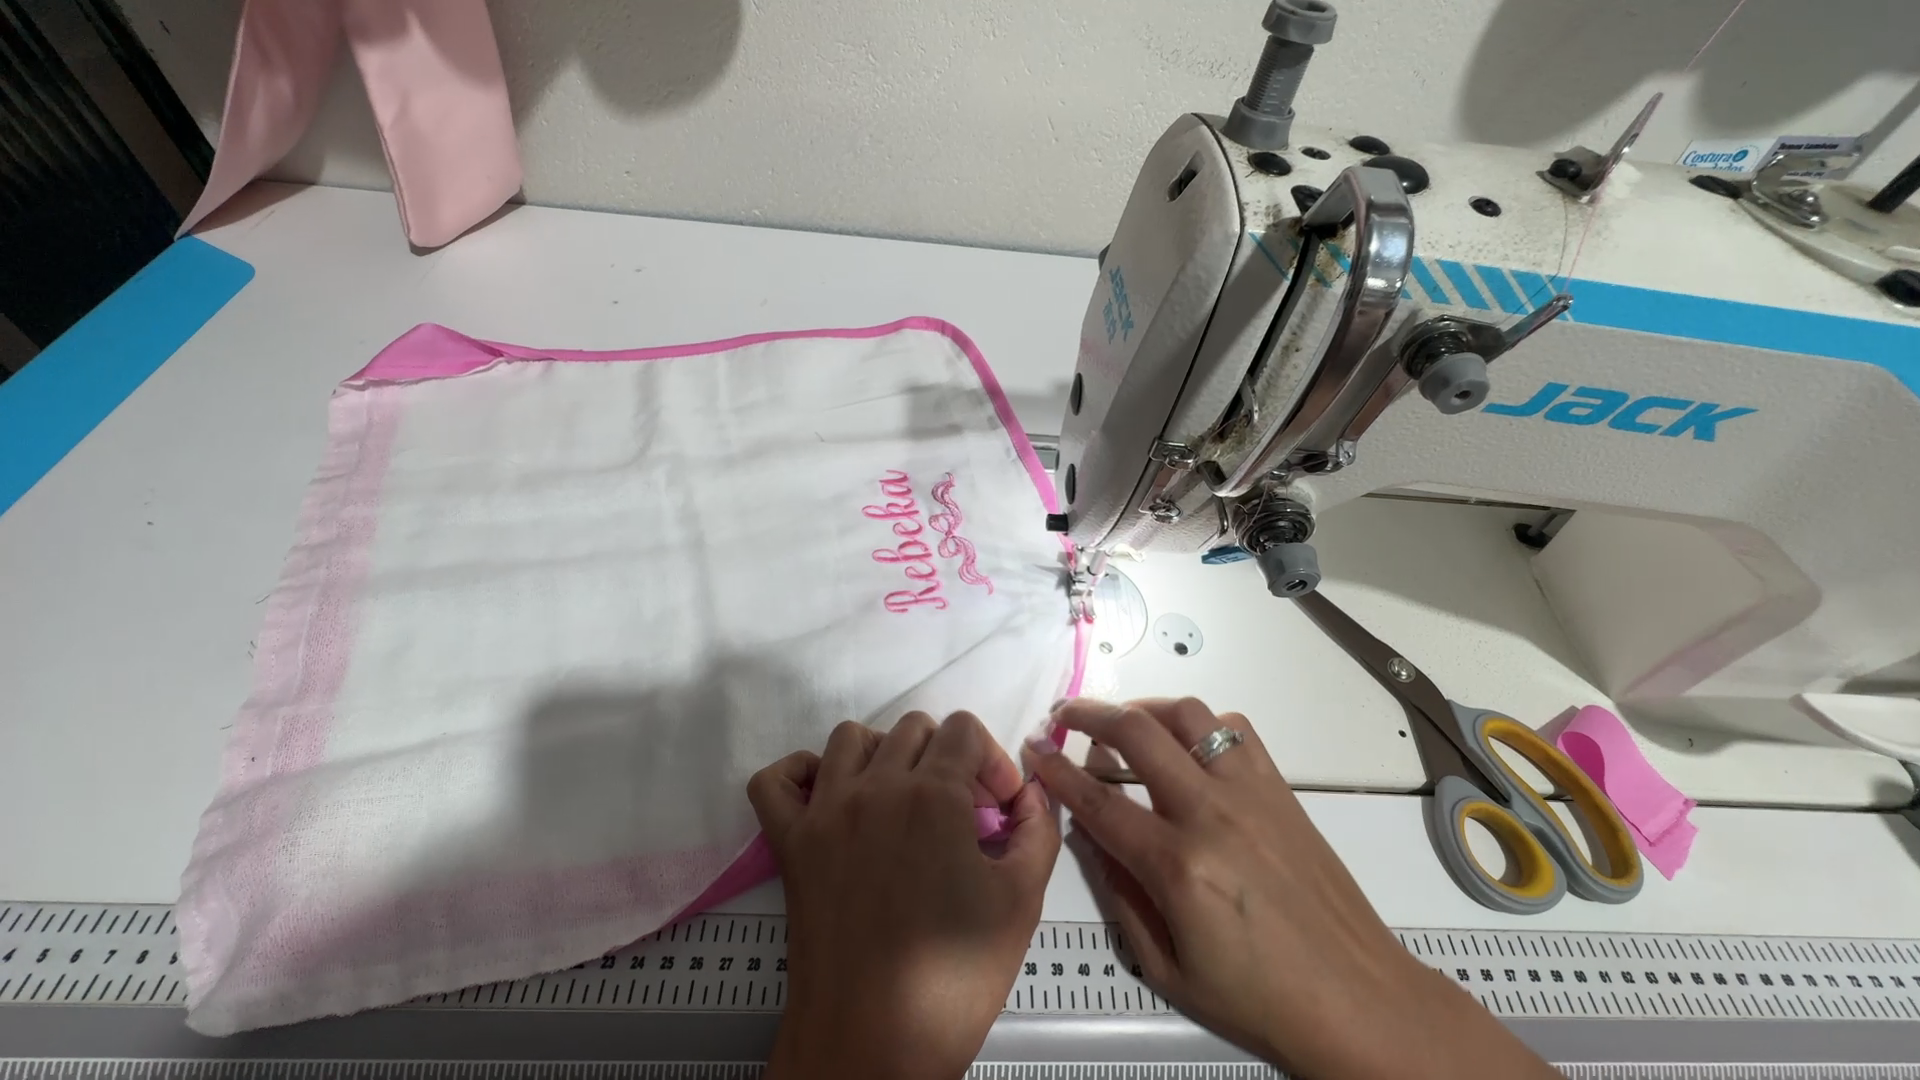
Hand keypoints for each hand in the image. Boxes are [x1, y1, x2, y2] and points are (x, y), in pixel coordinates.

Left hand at [749, 711, 1060, 1079]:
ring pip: (850, 738)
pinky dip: (801, 773)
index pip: (965, 730)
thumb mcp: (1021, 900)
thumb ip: (1037, 829)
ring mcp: (824, 810)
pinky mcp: (788, 842)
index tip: (999, 809)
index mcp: (933, 794)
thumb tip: (1028, 795)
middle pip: (914, 728)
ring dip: (884, 756)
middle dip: (947, 758)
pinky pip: (776, 779)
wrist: (874, 1042)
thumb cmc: (954, 976)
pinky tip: (832, 798)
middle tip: (960, 813)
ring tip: (902, 803)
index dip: (992, 762)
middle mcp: (875, 786)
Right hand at [1025, 698, 1556, 1079]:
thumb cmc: (1256, 998)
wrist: (1358, 999)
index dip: (1056, 770)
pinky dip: (1200, 723)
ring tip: (1125, 723)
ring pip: (1189, 715)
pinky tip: (1186, 745)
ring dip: (1145, 708)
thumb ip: (1119, 893)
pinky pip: (1235, 730)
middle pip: (1138, 733)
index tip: (1034, 749)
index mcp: (1177, 867)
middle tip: (1066, 714)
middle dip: (1089, 713)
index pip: (1097, 801)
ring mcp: (1252, 794)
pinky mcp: (1281, 789)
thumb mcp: (1167, 967)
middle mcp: (1212, 814)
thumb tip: (1088, 835)